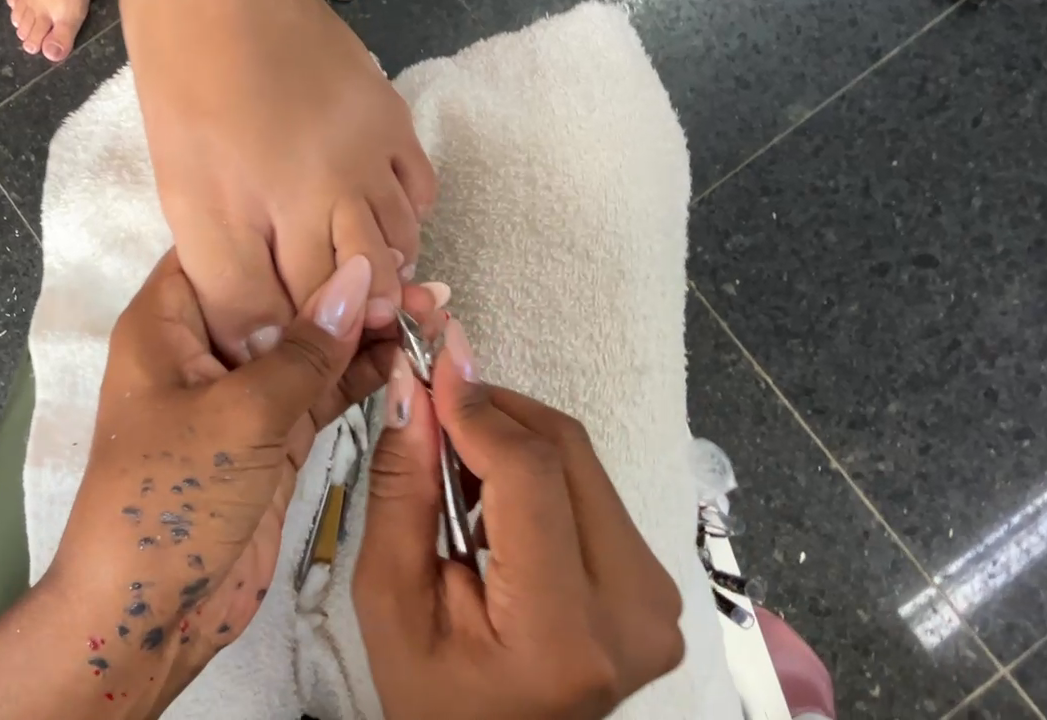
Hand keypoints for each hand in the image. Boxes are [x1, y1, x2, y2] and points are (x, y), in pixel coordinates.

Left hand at [40, 251, 423, 714]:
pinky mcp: (272, 435)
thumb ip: (303, 349)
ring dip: (363, 334)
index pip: (229, 252)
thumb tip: (358, 277)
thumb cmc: (170, 495)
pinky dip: (360, 377)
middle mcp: (204, 348)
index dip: (291, 235)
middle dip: (343, 289)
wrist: (152, 613)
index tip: (357, 226)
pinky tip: (408, 357)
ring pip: (307, 348)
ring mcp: (241, 394)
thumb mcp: (237, 414)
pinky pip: (319, 392)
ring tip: (430, 311)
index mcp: (169, 322)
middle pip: (279, 301)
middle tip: (417, 277)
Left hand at [122, 0, 435, 360]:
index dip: (301, 337)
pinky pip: (421, 190)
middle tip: (313, 320)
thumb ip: (232, 280)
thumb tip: (265, 346)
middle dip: (341, 313)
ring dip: (373, 269)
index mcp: (300, 213)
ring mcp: (384, 146)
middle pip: (372, 282)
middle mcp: (359, 186)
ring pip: (401, 240)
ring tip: (335, 272)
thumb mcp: (189, 197)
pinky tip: (370, 218)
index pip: (321, 312)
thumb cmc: (186, 91)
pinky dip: (402, 219)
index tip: (283, 349)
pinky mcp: (394, 113)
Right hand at [357, 315, 686, 719]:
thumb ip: (401, 488)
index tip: (429, 361)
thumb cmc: (428, 686)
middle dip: (490, 410)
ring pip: (578, 459)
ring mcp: (658, 598)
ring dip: (509, 433)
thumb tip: (414, 385)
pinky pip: (588, 483)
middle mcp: (637, 610)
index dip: (477, 407)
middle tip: (431, 402)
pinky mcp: (656, 582)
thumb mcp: (388, 594)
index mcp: (563, 631)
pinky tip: (491, 487)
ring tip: (454, 457)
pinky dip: (532, 462)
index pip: (530, 475)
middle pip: (563, 453)